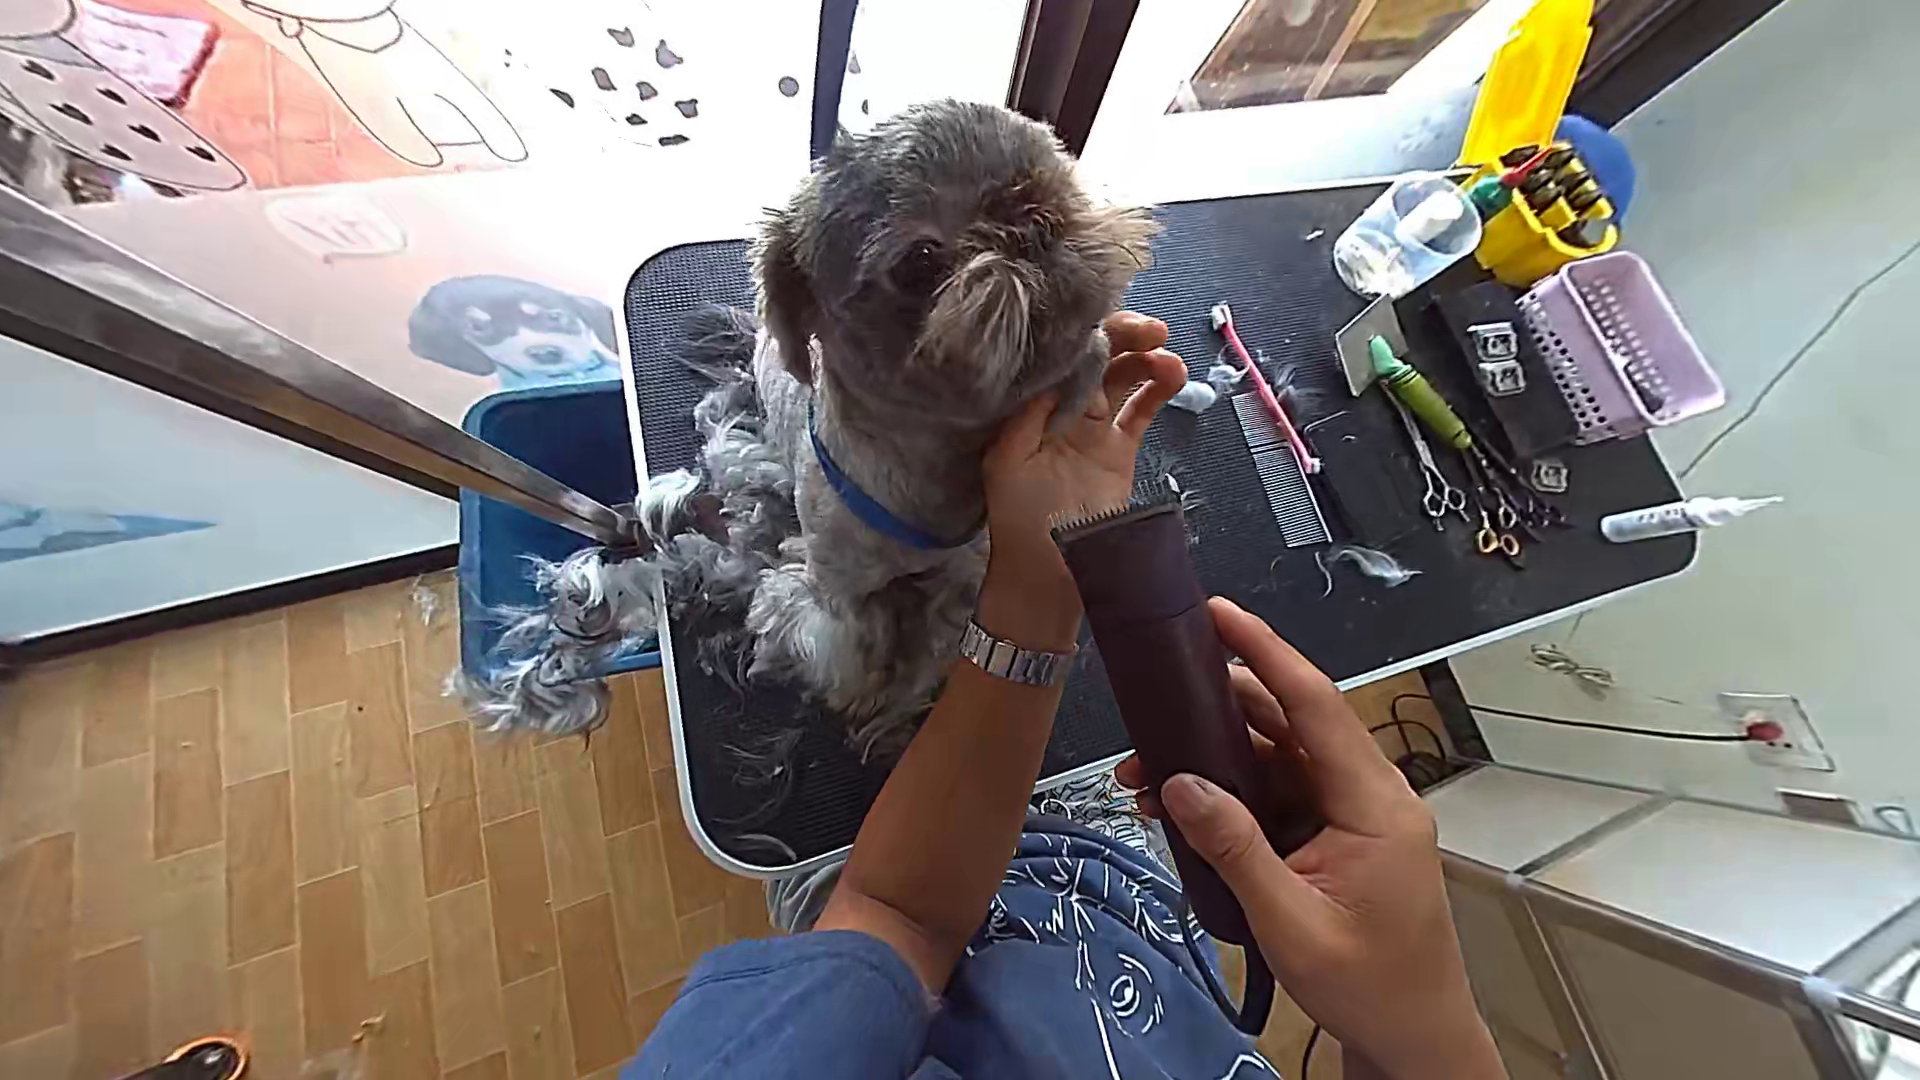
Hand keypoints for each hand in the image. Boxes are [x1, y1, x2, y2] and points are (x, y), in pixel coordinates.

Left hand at [976, 312, 1186, 649]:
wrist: (1047, 567)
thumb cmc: (1019, 517)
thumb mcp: (1007, 461)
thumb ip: (1029, 414)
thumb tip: (1059, 369)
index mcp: (1032, 407)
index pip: (1061, 357)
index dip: (1086, 335)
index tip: (1109, 328)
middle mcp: (1063, 409)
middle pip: (1097, 358)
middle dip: (1123, 337)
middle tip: (1150, 330)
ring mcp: (1094, 426)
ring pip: (1124, 377)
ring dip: (1146, 360)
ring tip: (1165, 359)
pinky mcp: (1121, 447)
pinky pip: (1143, 408)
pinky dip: (1159, 388)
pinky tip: (1171, 375)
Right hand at [1115, 599, 1504, 1079]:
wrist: (1411, 1044)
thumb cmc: (1368, 988)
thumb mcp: (1293, 924)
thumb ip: (1234, 848)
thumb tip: (1179, 782)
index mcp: (1372, 801)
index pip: (1315, 703)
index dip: (1265, 651)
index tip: (1219, 613)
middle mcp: (1358, 788)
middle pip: (1280, 718)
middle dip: (1211, 708)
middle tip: (1153, 706)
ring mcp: (1336, 805)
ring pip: (1262, 750)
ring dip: (1203, 753)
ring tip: (1143, 771)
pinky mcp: (1316, 822)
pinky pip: (1259, 785)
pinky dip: (1215, 788)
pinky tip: (1172, 802)